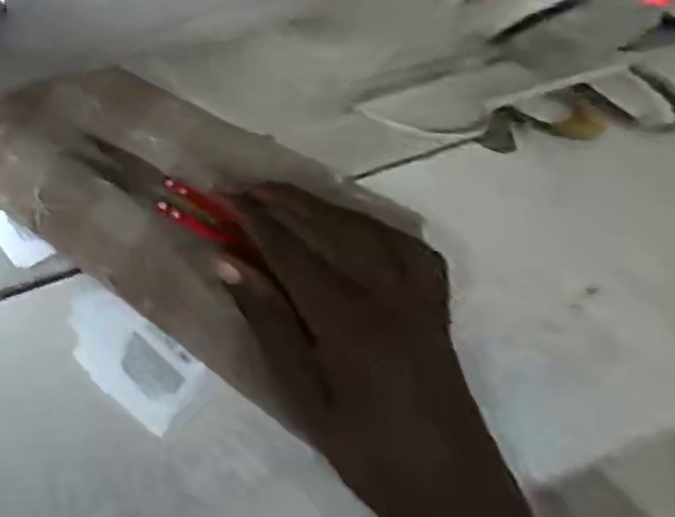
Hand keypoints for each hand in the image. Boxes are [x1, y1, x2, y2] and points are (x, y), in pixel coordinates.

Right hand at [216, 184, 528, 516]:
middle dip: (285, 201)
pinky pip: (412, 252)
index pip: (289, 248)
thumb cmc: (364, 446)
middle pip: (332, 228)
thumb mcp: (301, 391)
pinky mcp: (438, 314)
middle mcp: (388, 299)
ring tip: (287, 198)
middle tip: (244, 188)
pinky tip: (353, 228)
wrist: (455, 498)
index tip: (219, 194)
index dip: (251, 216)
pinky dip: (376, 229)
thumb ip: (266, 319)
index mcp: (348, 320)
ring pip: (371, 232)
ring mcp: (420, 303)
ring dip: (325, 207)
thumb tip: (223, 260)